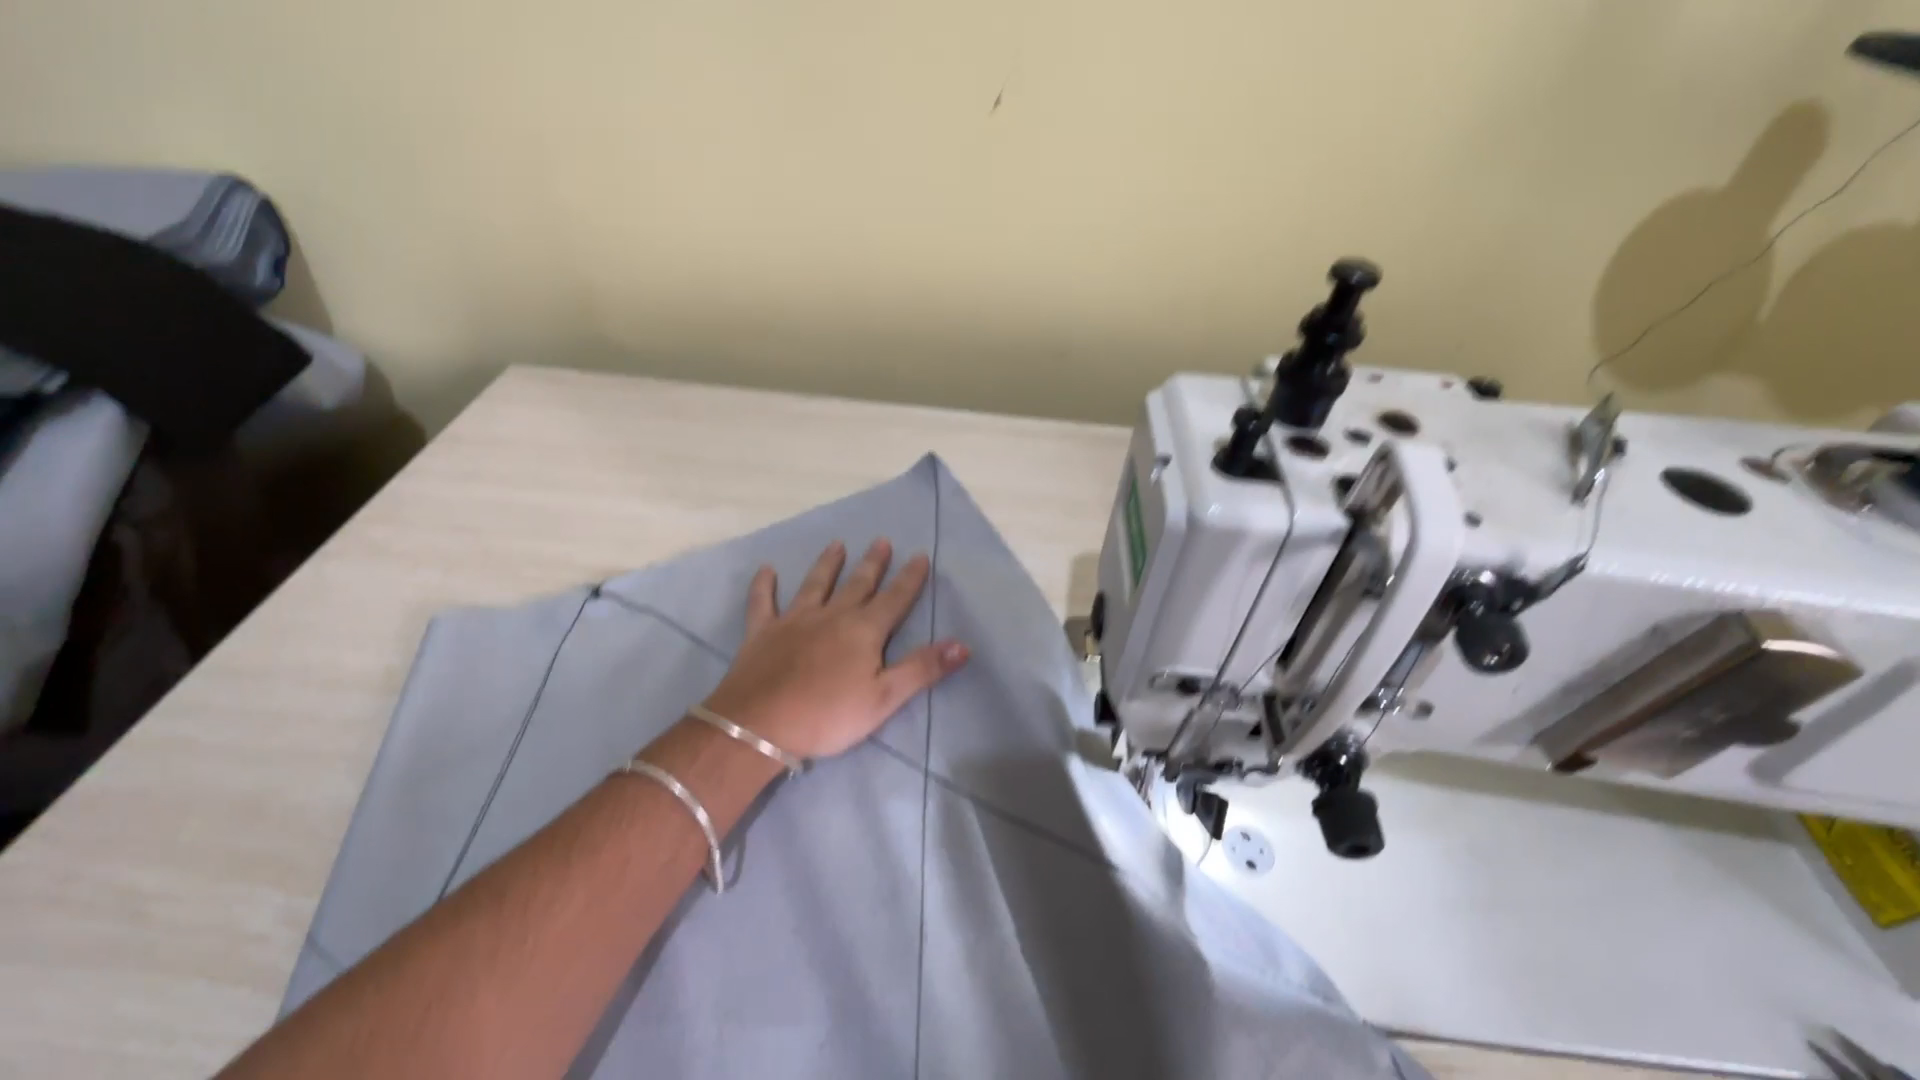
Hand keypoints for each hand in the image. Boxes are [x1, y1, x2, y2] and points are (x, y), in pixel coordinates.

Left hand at [701, 539, 969, 759]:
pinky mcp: (762, 632)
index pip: (894, 599)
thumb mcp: (884, 699)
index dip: (909, 579)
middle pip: (857, 585)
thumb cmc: (828, 716)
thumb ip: (922, 669)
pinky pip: (762, 602)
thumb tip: (963, 644)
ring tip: (837, 545)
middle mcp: (831, 616)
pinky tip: (766, 570)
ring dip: (827, 564)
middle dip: (872, 564)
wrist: (760, 725)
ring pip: (814, 584)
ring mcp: (794, 621)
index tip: (920, 555)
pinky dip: (764, 585)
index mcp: (863, 632)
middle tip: (881, 540)